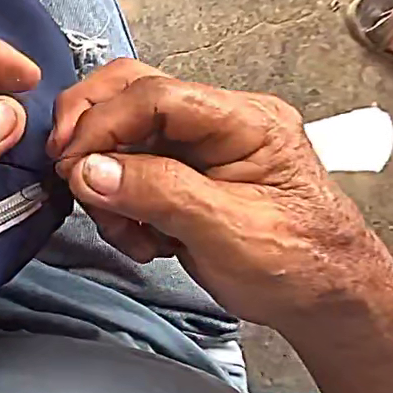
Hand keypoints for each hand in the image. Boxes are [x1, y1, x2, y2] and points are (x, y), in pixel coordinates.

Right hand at [48, 59, 392, 325]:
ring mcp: (197, 143)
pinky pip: (126, 165)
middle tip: (66, 170)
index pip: (155, 95)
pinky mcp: (180, 170)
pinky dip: (114, 197)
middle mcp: (217, 119)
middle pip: (130, 91)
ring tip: (120, 226)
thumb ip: (158, 193)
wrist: (326, 301)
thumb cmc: (301, 266)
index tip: (71, 163)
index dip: (103, 123)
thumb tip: (87, 169)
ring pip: (120, 130)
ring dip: (101, 175)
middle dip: (90, 129)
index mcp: (244, 121)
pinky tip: (136, 233)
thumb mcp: (229, 232)